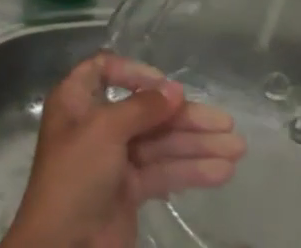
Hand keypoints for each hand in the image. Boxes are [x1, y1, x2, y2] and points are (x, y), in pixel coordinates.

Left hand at [1, 52, 243, 247]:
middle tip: (226, 123)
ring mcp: (113, 159)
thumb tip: (175, 89)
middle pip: (145, 110)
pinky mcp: (129, 190)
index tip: (163, 84)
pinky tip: (222, 171)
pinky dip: (191, 171)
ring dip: (197, 145)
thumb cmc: (75, 175)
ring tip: (237, 148)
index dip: (133, 72)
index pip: (103, 71)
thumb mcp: (104, 131)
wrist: (63, 245)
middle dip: (185, 117)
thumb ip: (142, 108)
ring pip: (160, 143)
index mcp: (77, 102)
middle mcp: (95, 125)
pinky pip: (163, 172)